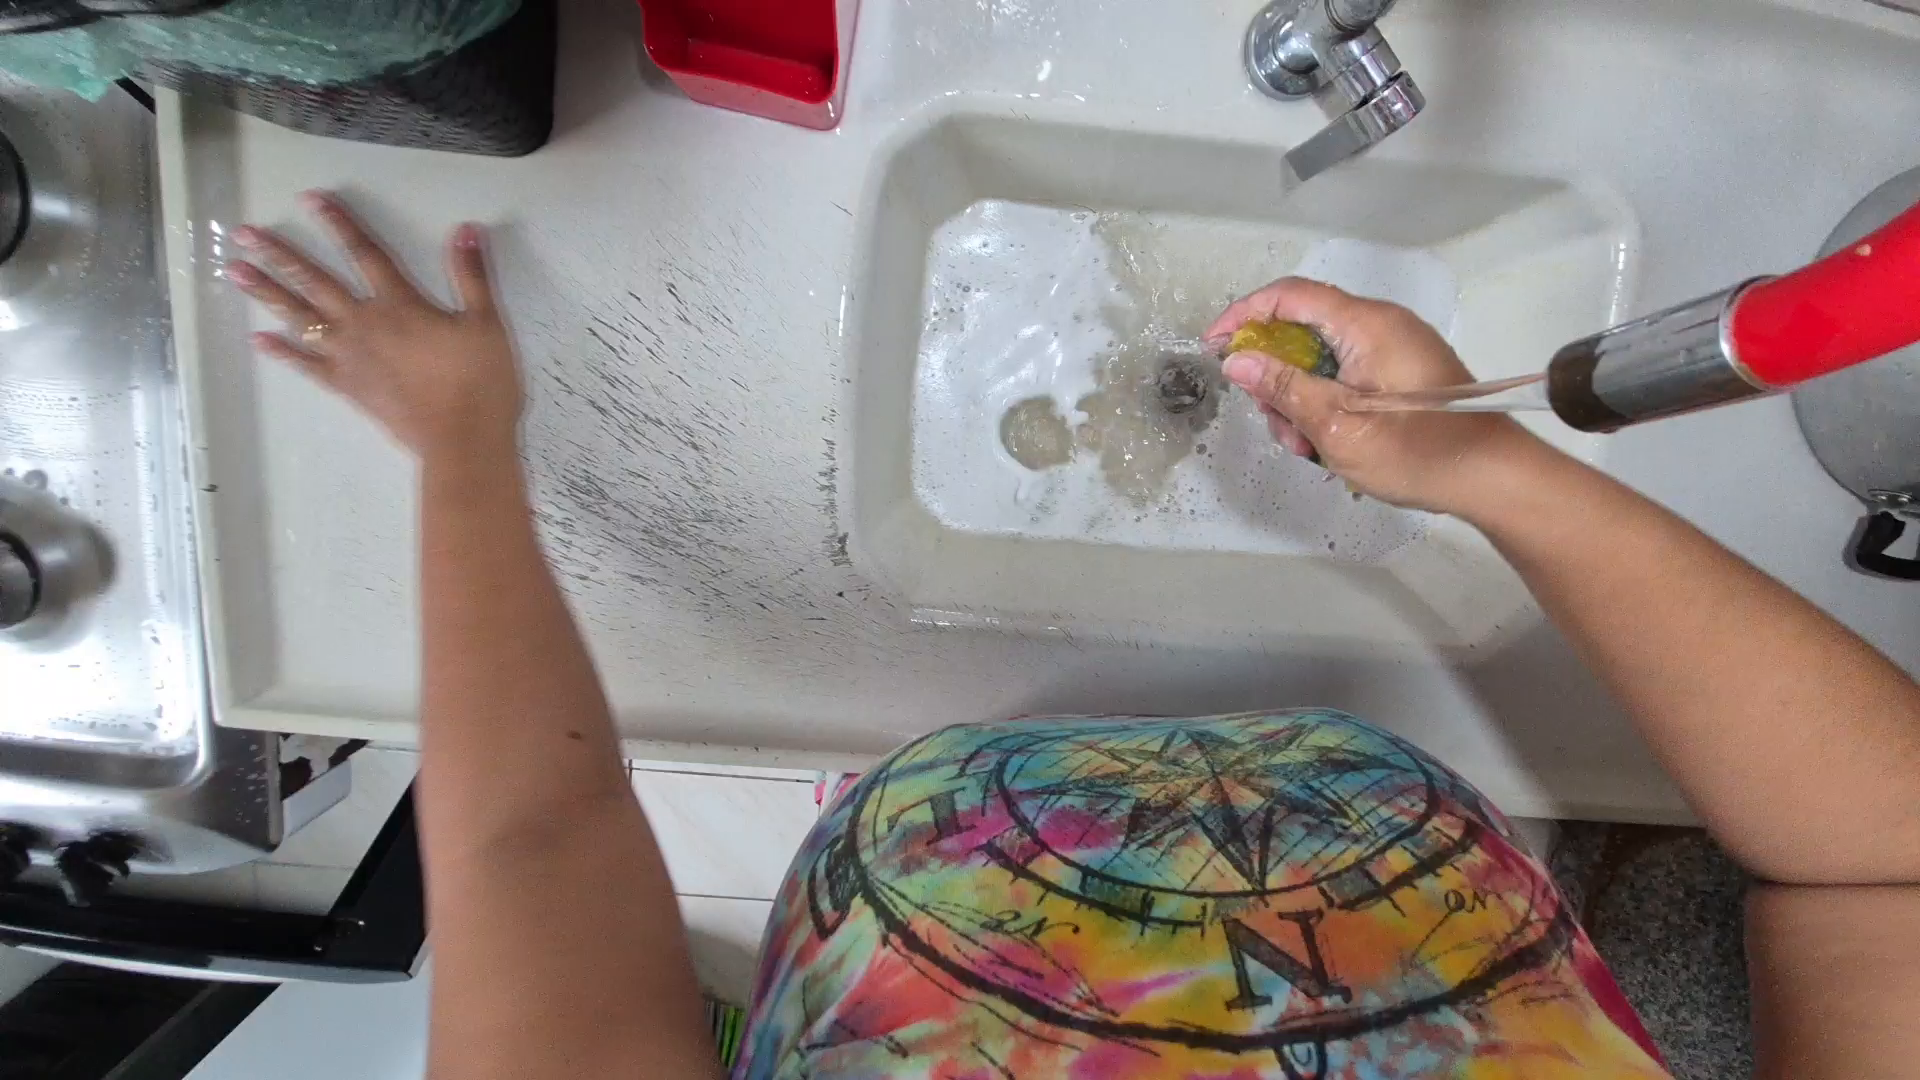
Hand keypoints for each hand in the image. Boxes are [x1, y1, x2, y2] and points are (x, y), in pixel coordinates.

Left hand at [225, 191, 522, 463]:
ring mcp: (351, 356)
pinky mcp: (349, 386)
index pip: (367, 255)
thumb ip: (473, 277)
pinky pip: (309, 366)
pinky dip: (284, 354)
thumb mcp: (488, 325)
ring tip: (236, 272)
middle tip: (243, 233)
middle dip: (281, 255)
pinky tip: (261, 341)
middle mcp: (366, 324)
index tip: (310, 200)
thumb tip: (467, 229)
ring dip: (267, 294)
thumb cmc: (482, 382)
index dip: (341, 225)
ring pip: (301, 318)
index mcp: (401, 306)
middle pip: (317, 283)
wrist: (462, 437)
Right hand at [1203, 277, 1536, 513]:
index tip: (1215, 347)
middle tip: (1269, 417)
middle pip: (1300, 330)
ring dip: (1294, 398)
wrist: (1491, 478)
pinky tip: (1321, 441)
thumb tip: (1236, 361)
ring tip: (1302, 443)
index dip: (1244, 314)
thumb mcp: (1337, 424)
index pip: (1290, 296)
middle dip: (1271, 373)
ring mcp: (1389, 348)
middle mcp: (1378, 325)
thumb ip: (1283, 387)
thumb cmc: (1416, 452)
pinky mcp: (1395, 371)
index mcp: (1366, 325)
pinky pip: (1340, 375)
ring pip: (1316, 359)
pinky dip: (1319, 403)